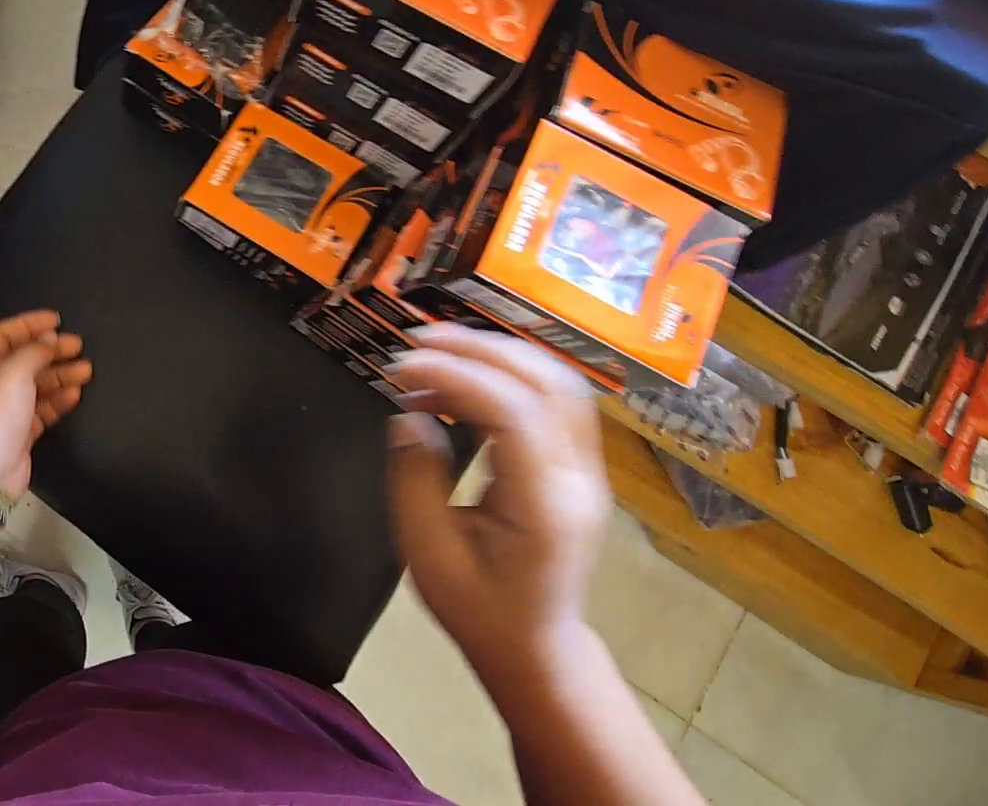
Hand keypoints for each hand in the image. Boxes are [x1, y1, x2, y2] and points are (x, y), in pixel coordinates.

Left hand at [0, 311, 92, 496]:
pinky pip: (41, 408)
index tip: (57, 320)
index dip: (29, 324)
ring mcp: (2, 410)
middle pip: (22, 358)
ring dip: (60, 375)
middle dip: (50, 350)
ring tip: (86, 370)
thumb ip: (33, 352)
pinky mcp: (17, 432)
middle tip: (78, 346)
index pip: (3, 334)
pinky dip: (57, 399)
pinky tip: (75, 394)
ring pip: (35, 384)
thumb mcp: (12, 374)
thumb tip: (48, 340)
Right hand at [383, 324, 612, 673]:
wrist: (534, 645)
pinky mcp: (576, 464)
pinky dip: (507, 373)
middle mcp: (577, 479)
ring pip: (558, 383)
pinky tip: (463, 374)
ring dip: (498, 354)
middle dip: (481, 350)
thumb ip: (416, 478)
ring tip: (438, 347)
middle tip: (418, 341)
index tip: (402, 367)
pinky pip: (552, 398)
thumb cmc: (476, 607)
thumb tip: (409, 416)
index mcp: (543, 506)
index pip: (514, 414)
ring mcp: (585, 469)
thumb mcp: (427, 552)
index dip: (456, 376)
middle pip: (547, 384)